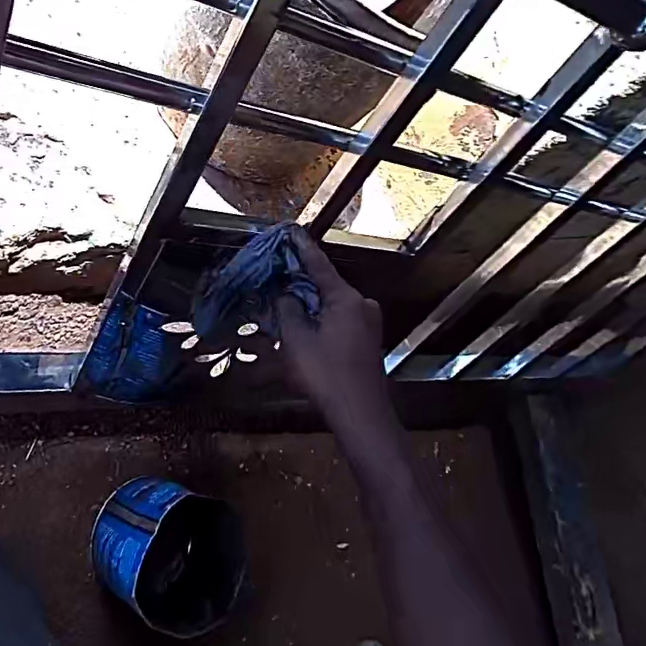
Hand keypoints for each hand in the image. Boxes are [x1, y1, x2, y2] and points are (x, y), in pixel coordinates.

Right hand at [275, 230, 395, 432]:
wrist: (360, 414)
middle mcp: (362, 304)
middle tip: (277, 279)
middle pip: (326, 286)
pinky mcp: (368, 340)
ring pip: (333, 306)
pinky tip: (305, 333)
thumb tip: (286, 295)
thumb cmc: (326, 374)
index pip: (319, 265)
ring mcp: (369, 323)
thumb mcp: (296, 340)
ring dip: (310, 307)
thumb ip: (288, 309)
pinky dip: (322, 322)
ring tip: (285, 310)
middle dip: (301, 285)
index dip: (302, 249)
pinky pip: (340, 322)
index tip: (292, 232)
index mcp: (347, 298)